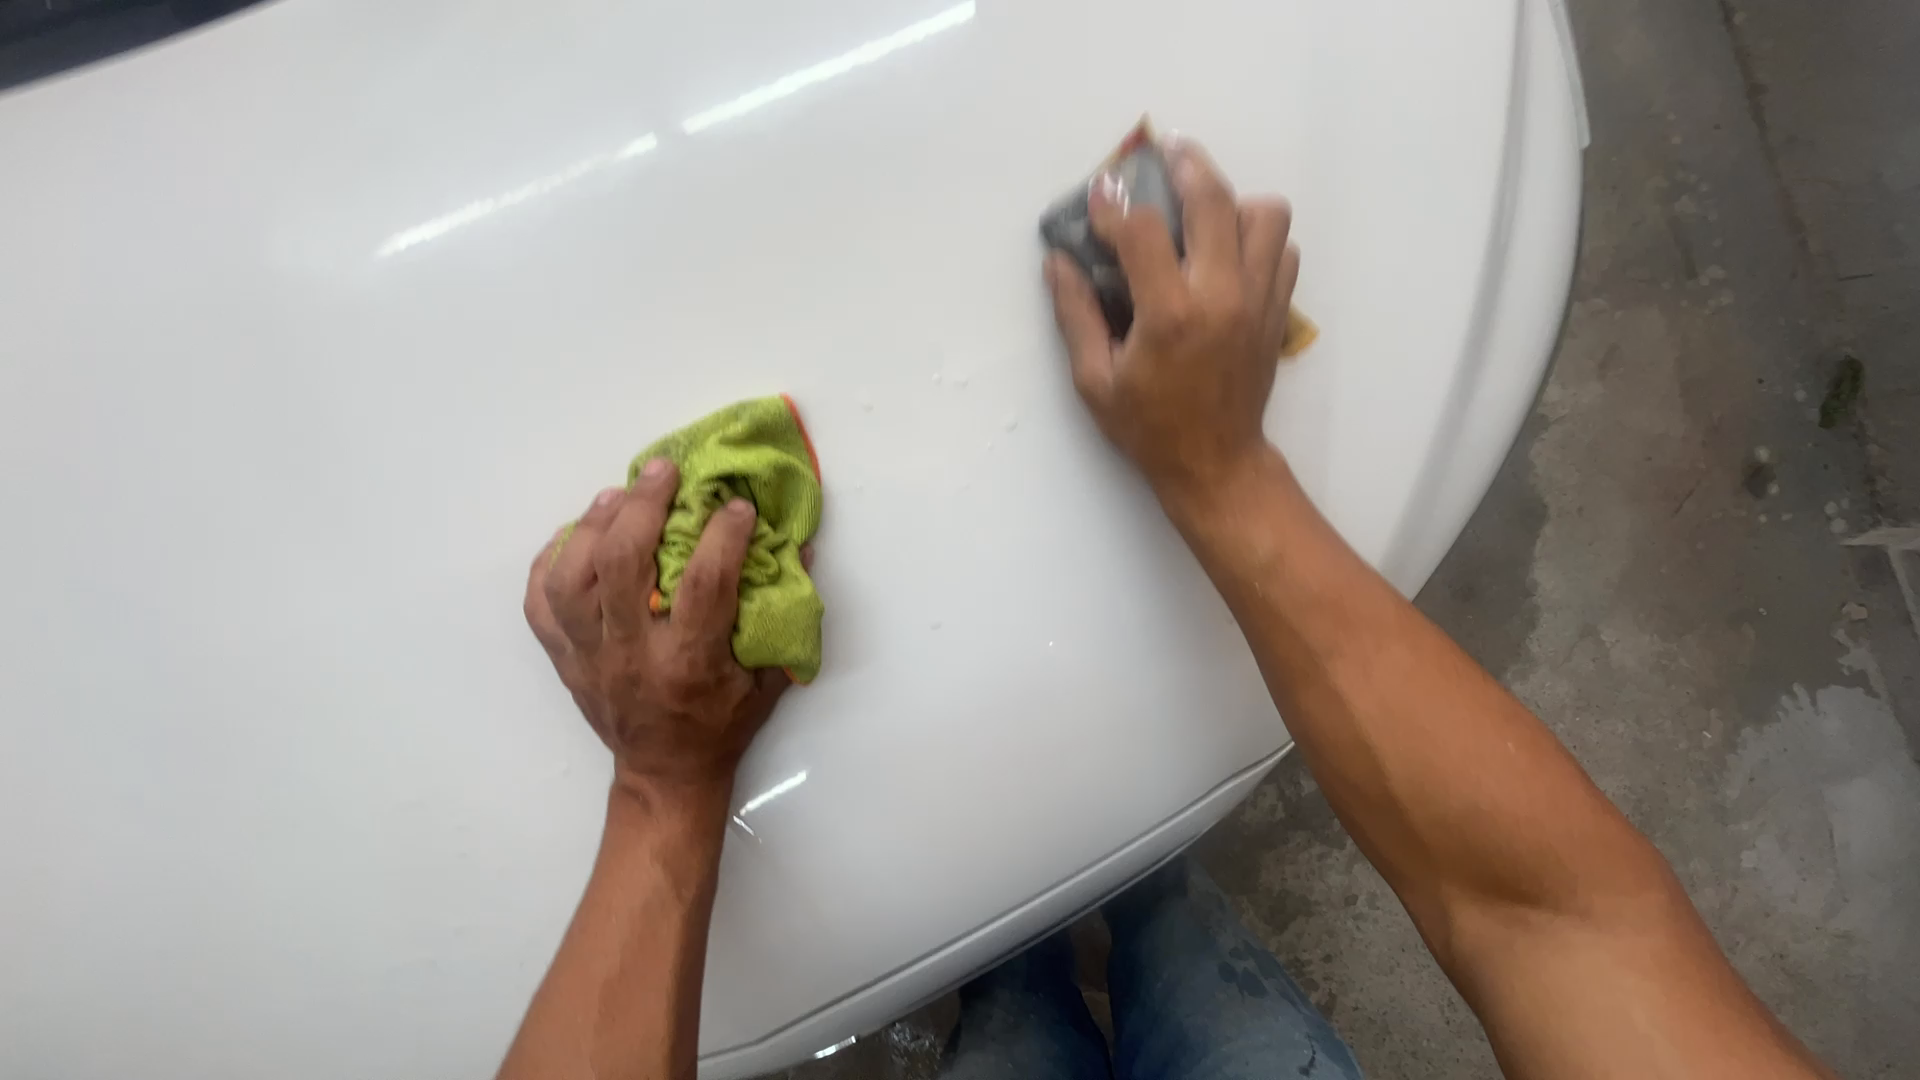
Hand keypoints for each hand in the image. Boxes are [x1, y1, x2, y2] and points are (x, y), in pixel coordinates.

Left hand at [524, 460, 791, 807]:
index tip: (737, 504)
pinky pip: (539, 603)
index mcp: (690, 661)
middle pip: (623, 567)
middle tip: (663, 471)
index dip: (722, 535)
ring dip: (592, 526)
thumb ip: (783, 616)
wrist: (665, 774)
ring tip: (616, 494)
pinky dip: (549, 561)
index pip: (704, 584)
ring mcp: (589, 656)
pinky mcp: (563, 659)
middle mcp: (632, 654)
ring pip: (572, 580)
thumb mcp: (769, 679)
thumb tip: (800, 550)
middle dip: (642, 507)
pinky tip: (574, 535)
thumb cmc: (723, 726)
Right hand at [1045, 137, 1299, 512]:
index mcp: (1170, 314)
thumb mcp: (1096, 381)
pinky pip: (1283, 250)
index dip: (1115, 207)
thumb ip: (1076, 316)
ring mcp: (1258, 301)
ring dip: (1233, 202)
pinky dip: (1259, 239)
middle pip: (1214, 200)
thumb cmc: (1148, 427)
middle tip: (1166, 154)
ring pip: (1267, 215)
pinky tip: (1229, 254)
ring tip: (1204, 212)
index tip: (1099, 197)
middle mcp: (1221, 295)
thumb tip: (1057, 263)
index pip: (1143, 231)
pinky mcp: (1277, 312)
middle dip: (1185, 166)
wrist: (1214, 462)